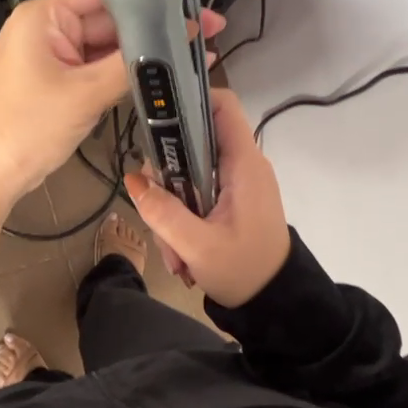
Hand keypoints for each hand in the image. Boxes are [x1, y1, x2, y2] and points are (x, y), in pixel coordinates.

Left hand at [0, 0, 225, 195]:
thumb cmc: (26, 129)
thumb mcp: (85, 95)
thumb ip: (131, 66)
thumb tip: (176, 44)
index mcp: (43, 15)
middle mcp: (46, 27)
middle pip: (107, 14)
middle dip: (152, 24)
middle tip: (203, 28)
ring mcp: (51, 55)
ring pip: (105, 43)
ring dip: (140, 50)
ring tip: (189, 50)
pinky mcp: (57, 79)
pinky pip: (95, 66)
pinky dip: (121, 71)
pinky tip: (156, 74)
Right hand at [126, 89, 290, 307]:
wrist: (275, 305)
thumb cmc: (243, 271)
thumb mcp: (197, 245)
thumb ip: (162, 211)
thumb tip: (133, 180)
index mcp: (244, 165)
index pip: (222, 106)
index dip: (190, 101)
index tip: (157, 121)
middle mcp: (243, 168)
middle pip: (192, 146)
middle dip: (167, 180)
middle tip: (156, 211)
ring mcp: (237, 187)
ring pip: (188, 178)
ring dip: (172, 212)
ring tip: (175, 252)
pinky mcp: (231, 205)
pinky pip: (196, 199)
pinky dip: (183, 223)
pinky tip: (181, 254)